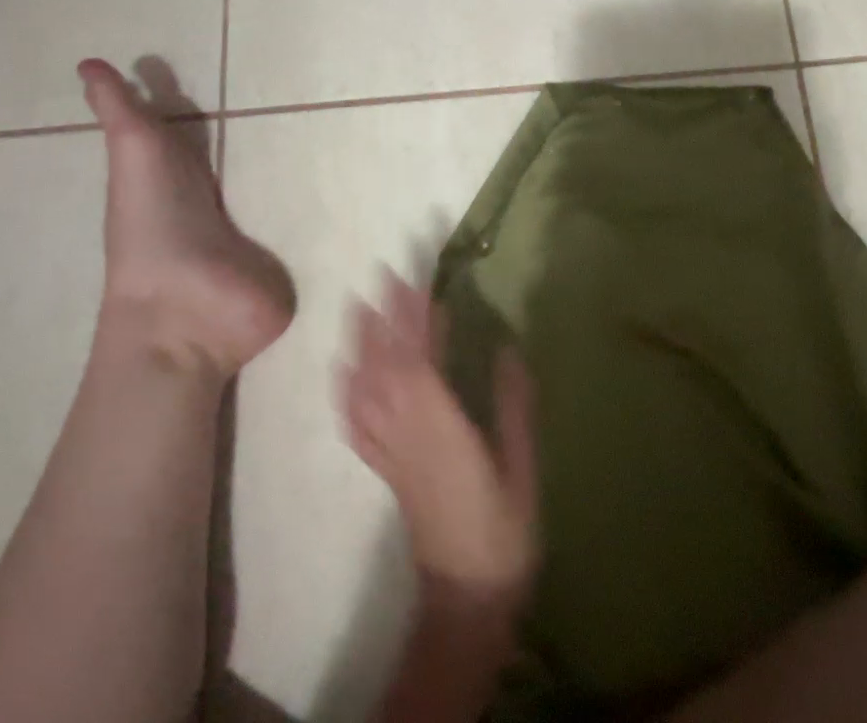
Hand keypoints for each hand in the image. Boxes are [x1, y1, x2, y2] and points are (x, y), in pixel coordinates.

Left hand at [340, 273, 538, 609]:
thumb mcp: (521, 465)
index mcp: (442, 429)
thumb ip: (513, 406)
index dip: (412, 318)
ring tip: (360, 307)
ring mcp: (389, 453)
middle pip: (384, 366)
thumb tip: (507, 349)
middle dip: (382, 318)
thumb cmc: (503, 529)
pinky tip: (346, 372)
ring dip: (359, 345)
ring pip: (363, 389)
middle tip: (383, 275)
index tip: (411, 280)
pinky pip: (355, 422)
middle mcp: (405, 434)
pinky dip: (347, 390)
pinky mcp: (383, 469)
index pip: (419, 360)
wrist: (465, 590)